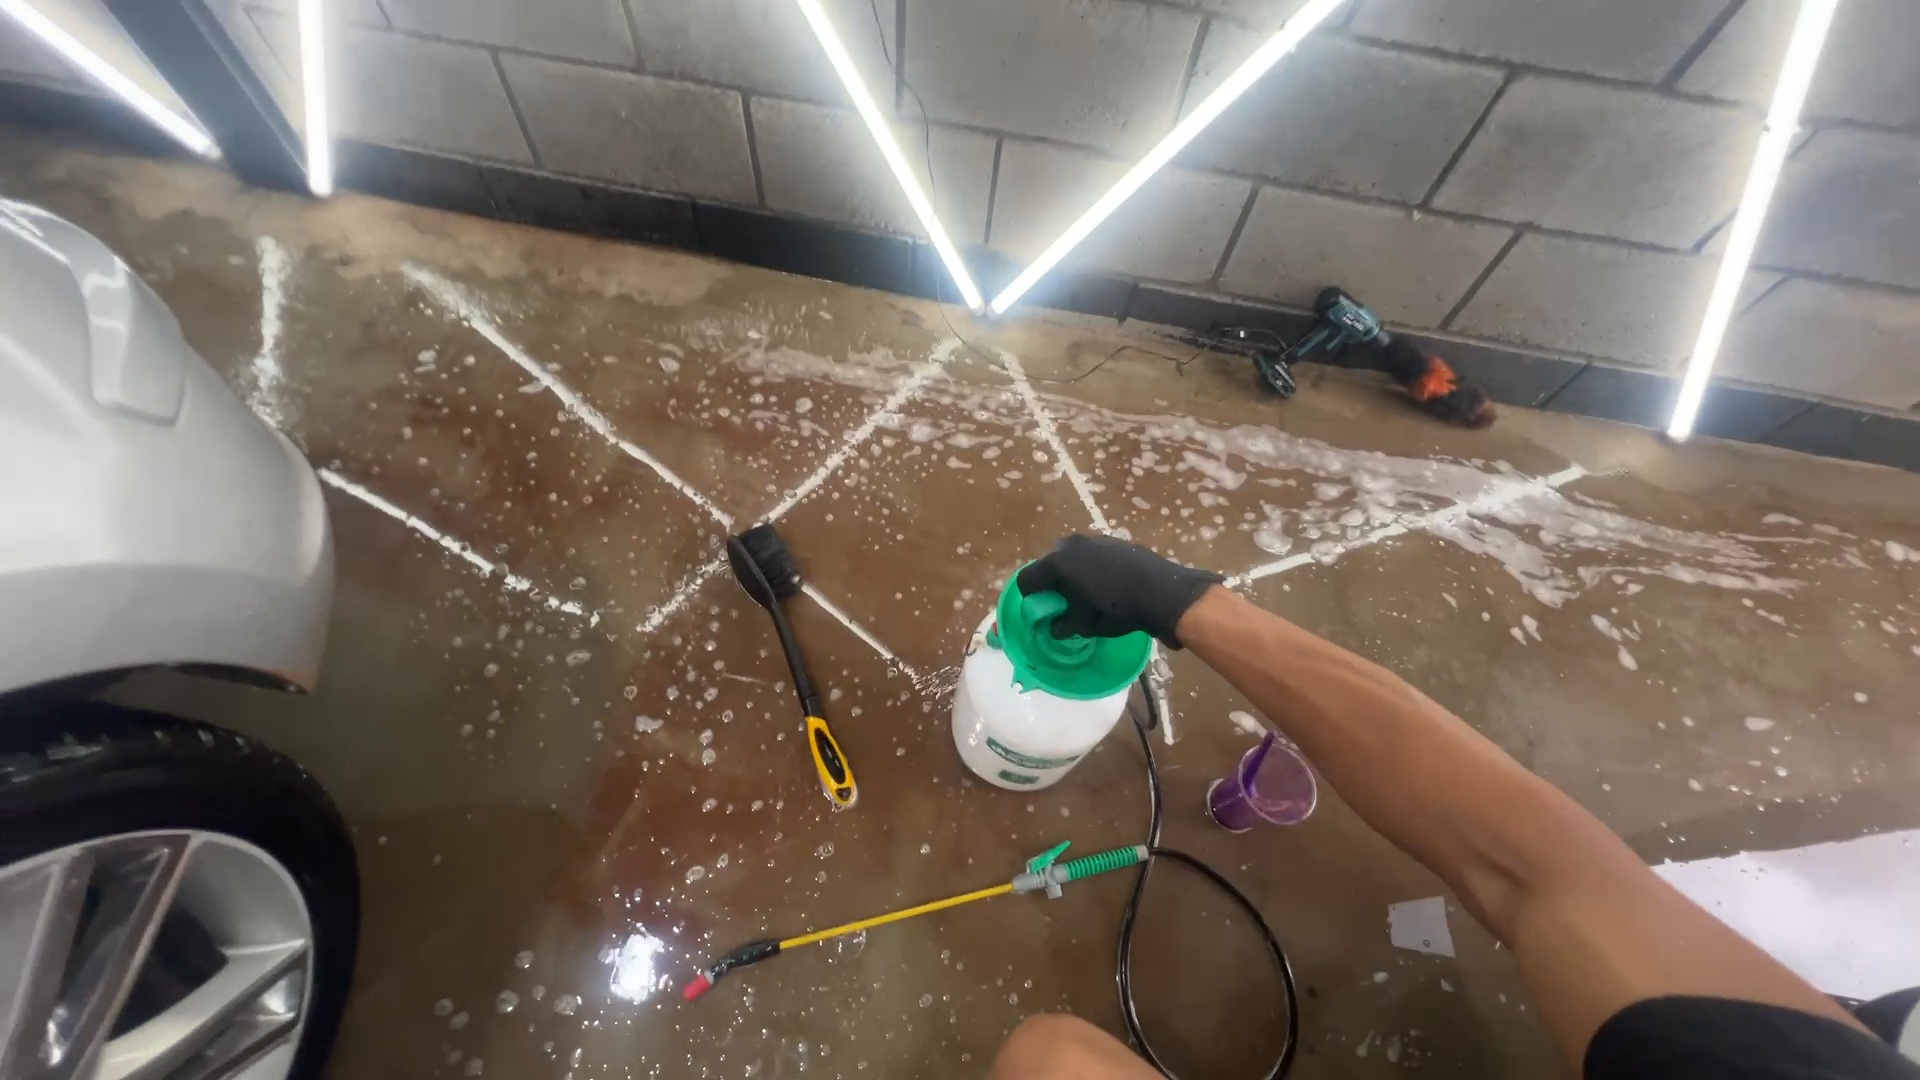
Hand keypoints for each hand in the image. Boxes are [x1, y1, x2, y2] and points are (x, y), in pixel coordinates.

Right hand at [1016, 534, 1223, 647]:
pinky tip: (1106, 582)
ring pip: (1070, 556)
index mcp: (1056, 565)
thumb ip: (1062, 625)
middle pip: (1047, 563)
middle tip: (1062, 599)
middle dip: (1050, 581)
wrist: (1163, 591)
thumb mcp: (1085, 625)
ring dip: (1071, 572)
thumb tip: (1055, 627)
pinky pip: (1090, 553)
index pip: (1027, 579)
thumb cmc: (1117, 609)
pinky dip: (1090, 565)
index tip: (1040, 608)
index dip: (1029, 596)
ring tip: (1085, 590)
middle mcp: (1069, 546)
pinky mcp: (1112, 540)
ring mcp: (1092, 539)